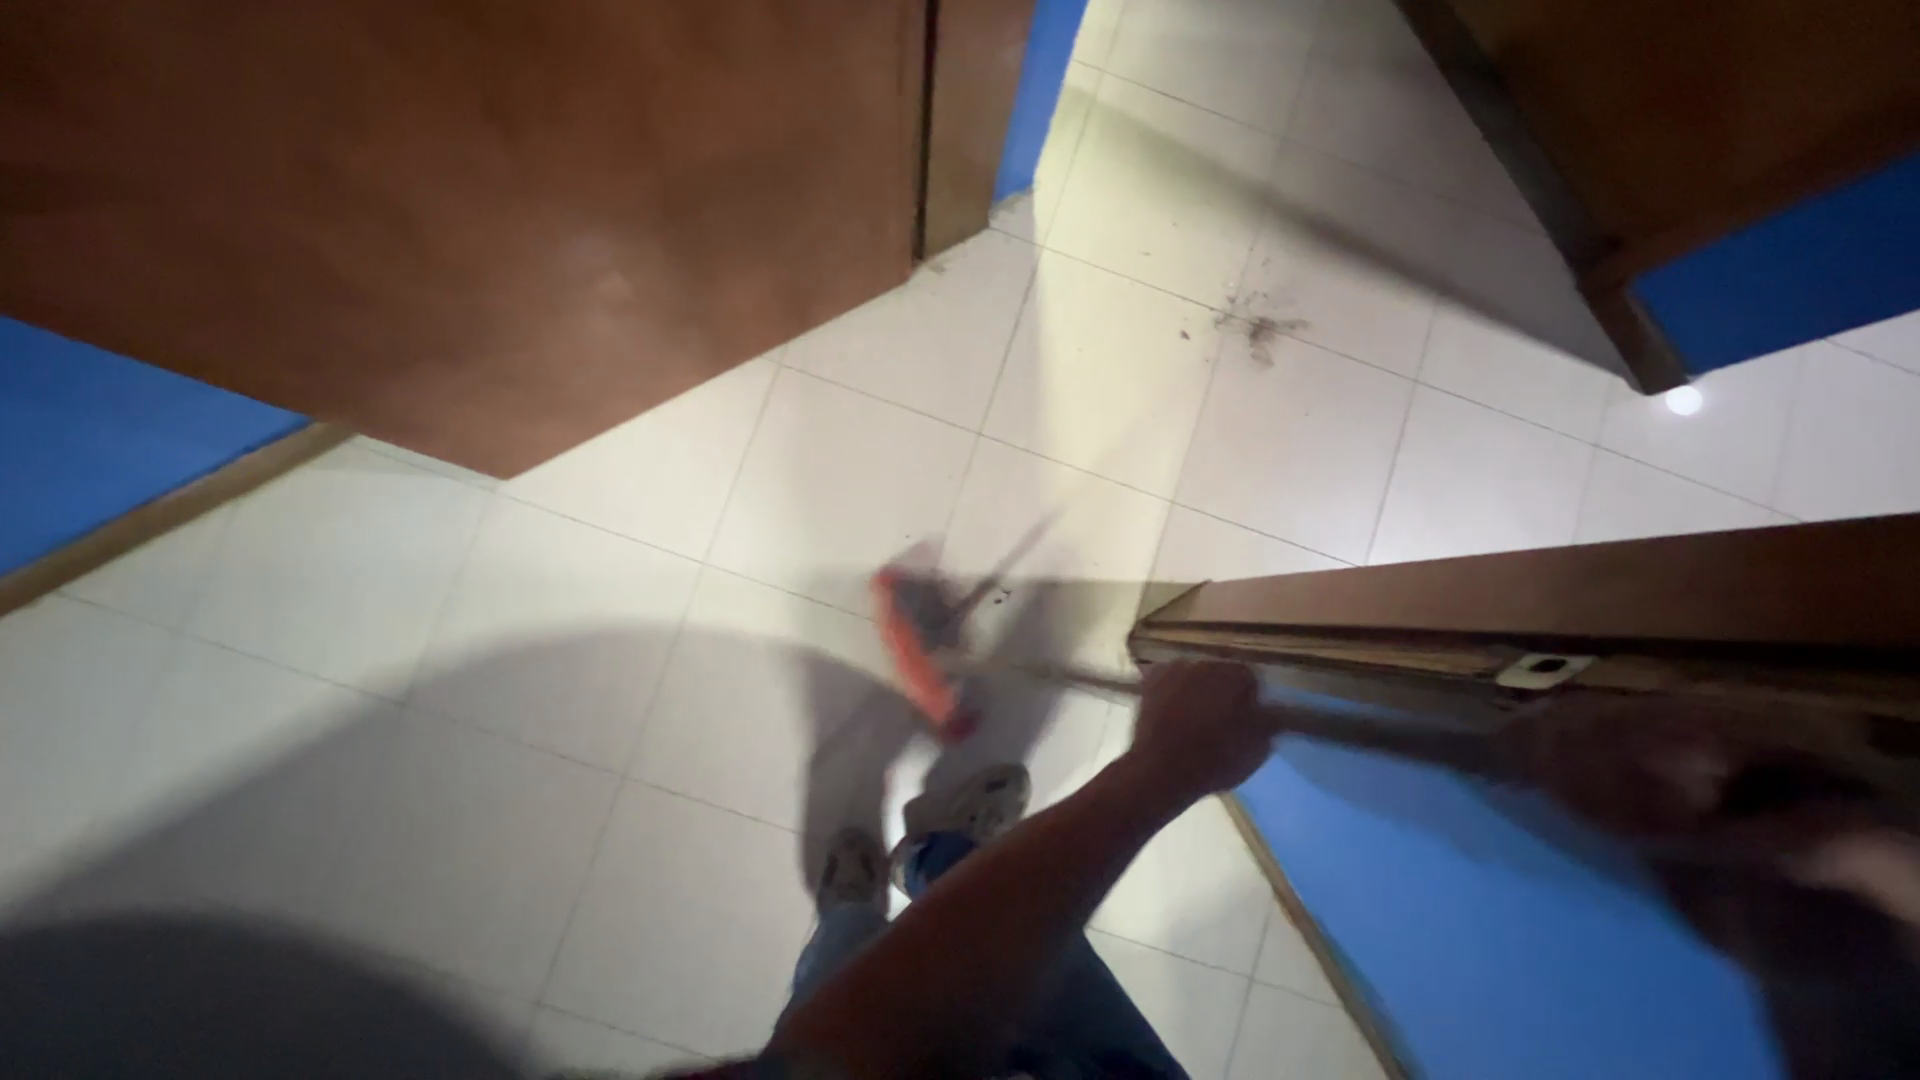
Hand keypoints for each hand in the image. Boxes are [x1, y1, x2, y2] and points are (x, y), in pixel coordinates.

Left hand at [1120, 660, 1268, 802]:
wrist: (1161, 769)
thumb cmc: (1213, 763)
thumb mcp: (1256, 750)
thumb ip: (1269, 725)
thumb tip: (1271, 713)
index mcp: (1238, 678)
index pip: (1251, 679)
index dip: (1249, 700)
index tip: (1244, 719)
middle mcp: (1207, 664)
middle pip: (1221, 673)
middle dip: (1223, 691)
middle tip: (1218, 719)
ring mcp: (1177, 668)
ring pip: (1195, 674)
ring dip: (1197, 689)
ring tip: (1191, 717)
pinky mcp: (1153, 676)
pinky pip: (1169, 677)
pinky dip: (1172, 689)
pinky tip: (1171, 710)